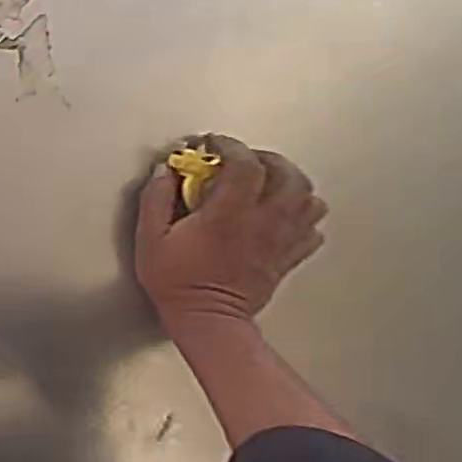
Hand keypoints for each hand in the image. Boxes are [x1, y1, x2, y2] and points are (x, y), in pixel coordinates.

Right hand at [135, 134, 327, 329]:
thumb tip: (164, 172)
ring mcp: (281, 239)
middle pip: (287, 174)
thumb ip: (155, 199)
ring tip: (265, 179)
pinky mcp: (289, 255)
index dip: (230, 146)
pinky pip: (313, 225)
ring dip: (289, 180)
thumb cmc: (175, 281)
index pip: (245, 165)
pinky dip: (302, 210)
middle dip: (263, 158)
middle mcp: (262, 222)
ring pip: (308, 196)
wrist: (206, 318)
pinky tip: (280, 211)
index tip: (212, 143)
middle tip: (240, 157)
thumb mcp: (148, 237)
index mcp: (227, 215)